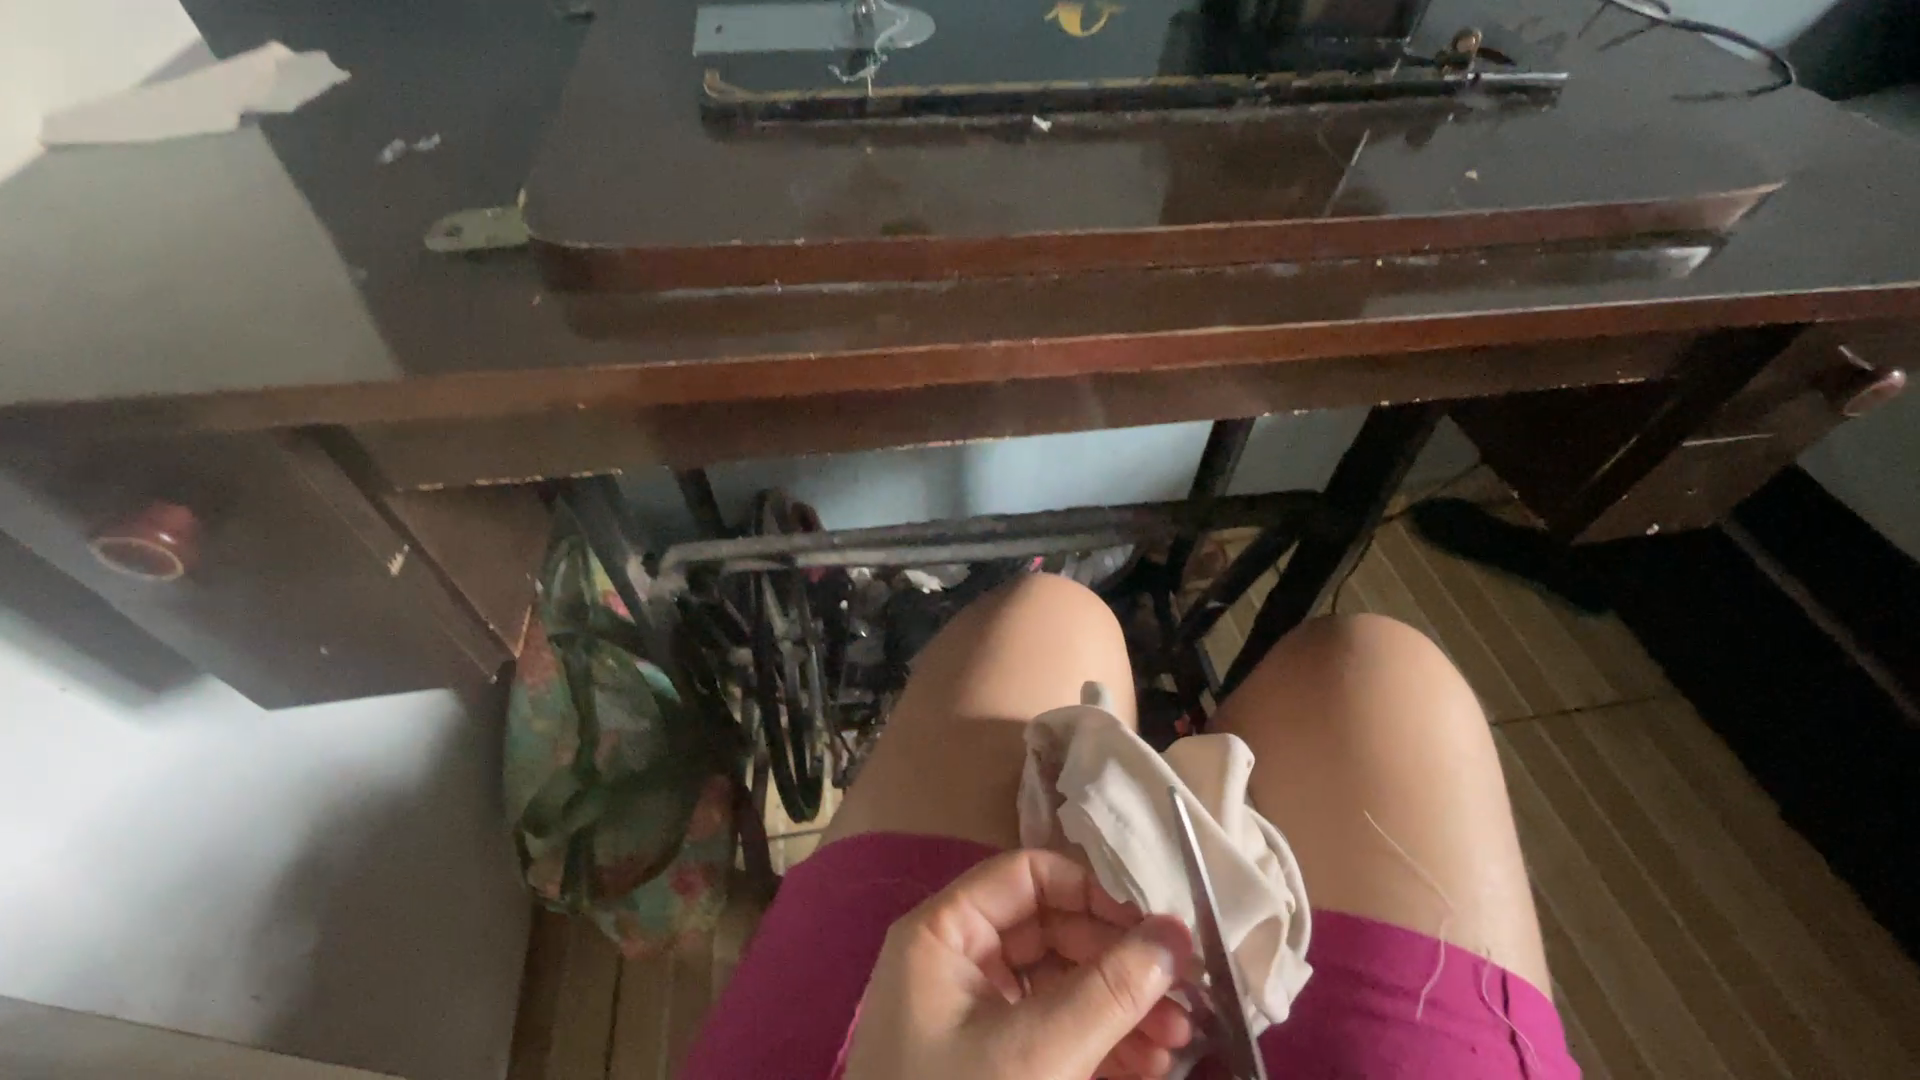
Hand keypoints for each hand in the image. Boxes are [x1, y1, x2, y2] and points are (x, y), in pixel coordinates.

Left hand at [842, 849, 1195, 1079]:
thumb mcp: (1037, 1053)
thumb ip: (1109, 992)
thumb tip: (1174, 935)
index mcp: (945, 932)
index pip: (1027, 876)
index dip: (1093, 891)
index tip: (1153, 927)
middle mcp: (958, 958)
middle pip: (1052, 930)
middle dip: (1119, 963)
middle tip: (1183, 992)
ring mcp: (974, 1011)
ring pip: (1060, 983)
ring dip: (1121, 1007)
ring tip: (1179, 1038)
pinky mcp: (992, 1057)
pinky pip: (1054, 1028)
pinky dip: (1100, 1042)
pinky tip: (1148, 1065)